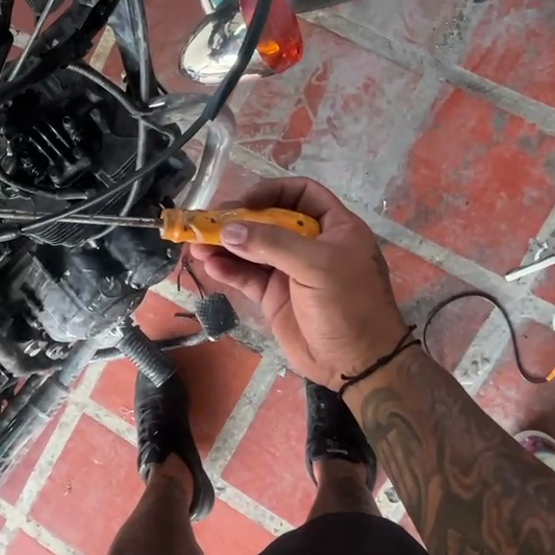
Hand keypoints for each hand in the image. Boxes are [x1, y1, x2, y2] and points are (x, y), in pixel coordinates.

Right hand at [187, 177, 409, 392]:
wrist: (357, 363)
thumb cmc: (348, 304)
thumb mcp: (316, 265)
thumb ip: (271, 244)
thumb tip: (228, 230)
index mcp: (334, 227)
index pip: (301, 193)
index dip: (272, 192)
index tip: (244, 202)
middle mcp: (311, 244)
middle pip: (269, 220)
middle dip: (239, 220)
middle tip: (210, 222)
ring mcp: (291, 271)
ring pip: (253, 249)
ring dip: (225, 245)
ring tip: (197, 244)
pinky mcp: (275, 297)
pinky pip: (247, 277)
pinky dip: (228, 270)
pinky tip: (209, 265)